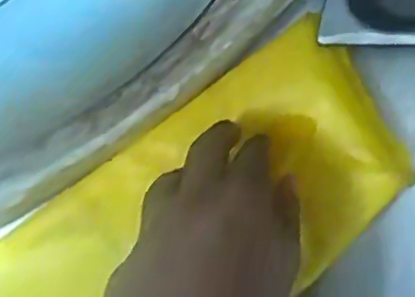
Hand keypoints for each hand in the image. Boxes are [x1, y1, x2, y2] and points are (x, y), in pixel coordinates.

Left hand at [106, 121, 302, 296]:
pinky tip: (170, 244)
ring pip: (167, 182)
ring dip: (184, 178)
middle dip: (222, 135)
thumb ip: (287, 215)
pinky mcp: (128, 260)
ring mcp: (157, 226)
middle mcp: (197, 196)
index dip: (261, 144)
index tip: (266, 147)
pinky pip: (147, 230)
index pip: (254, 149)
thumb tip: (284, 182)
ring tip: (194, 188)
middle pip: (206, 147)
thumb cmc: (247, 296)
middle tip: (232, 135)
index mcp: (241, 192)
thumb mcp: (285, 259)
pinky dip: (163, 227)